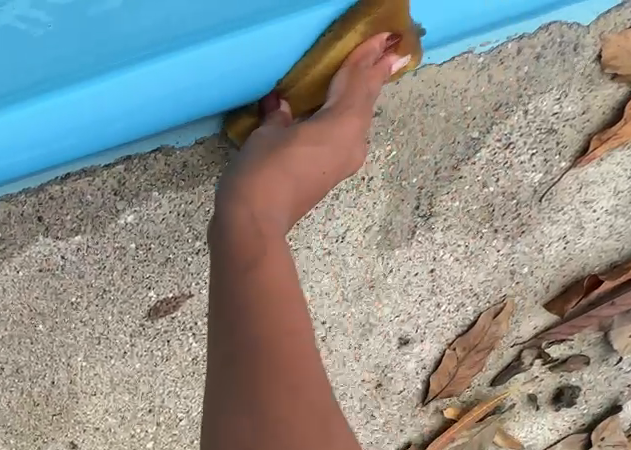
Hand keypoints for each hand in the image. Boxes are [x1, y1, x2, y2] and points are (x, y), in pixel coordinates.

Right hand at [216, 33, 410, 235]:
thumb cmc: (259, 176)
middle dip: (368, 79)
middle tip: (377, 57)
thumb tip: (281, 109)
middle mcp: (353, 139)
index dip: (364, 57)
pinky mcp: (327, 179)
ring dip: (352, 104)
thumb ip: (277, 119)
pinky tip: (326, 122)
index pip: (357, 78)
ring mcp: (343, 163)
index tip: (378, 40)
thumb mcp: (263, 138)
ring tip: (350, 89)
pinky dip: (336, 127)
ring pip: (353, 123)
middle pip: (364, 101)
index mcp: (343, 120)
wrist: (252, 228)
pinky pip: (339, 142)